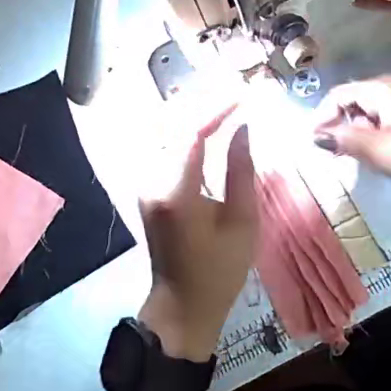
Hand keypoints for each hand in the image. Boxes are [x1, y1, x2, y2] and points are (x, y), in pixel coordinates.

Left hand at [139, 105, 257, 361]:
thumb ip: (241, 170)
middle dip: (203, 100)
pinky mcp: (148, 187)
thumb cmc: (220, 270)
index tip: (245, 93)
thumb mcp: (242, 222)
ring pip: (163, 130)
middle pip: (171, 123)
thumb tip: (243, 128)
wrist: (183, 304)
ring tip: (225, 96)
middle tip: (236, 86)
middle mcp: (152, 180)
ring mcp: (145, 183)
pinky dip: (184, 127)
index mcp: (176, 191)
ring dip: (192, 110)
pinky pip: (163, 144)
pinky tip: (206, 120)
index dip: (217, 107)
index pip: (191, 132)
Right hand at [312, 75, 390, 224]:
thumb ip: (348, 141)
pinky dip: (385, 128)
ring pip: (379, 106)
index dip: (322, 117)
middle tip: (338, 155)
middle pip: (360, 97)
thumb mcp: (384, 153)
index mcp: (386, 88)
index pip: (341, 93)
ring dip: (365, 128)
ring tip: (364, 157)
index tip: (314, 144)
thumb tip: (317, 135)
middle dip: (344, 123)